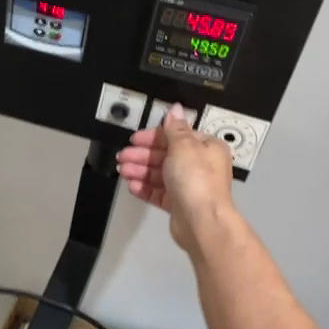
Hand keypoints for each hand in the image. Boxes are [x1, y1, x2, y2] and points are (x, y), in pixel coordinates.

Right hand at [115, 105, 235, 249]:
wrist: (202, 221)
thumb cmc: (196, 179)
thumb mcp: (184, 146)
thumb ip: (175, 128)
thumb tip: (176, 108)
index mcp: (206, 147)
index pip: (176, 136)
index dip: (153, 137)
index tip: (134, 140)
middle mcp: (200, 166)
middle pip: (165, 155)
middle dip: (142, 155)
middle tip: (122, 157)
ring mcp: (189, 186)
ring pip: (160, 174)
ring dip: (140, 171)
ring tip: (123, 171)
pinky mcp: (179, 204)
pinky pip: (159, 193)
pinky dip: (145, 188)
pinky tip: (132, 186)